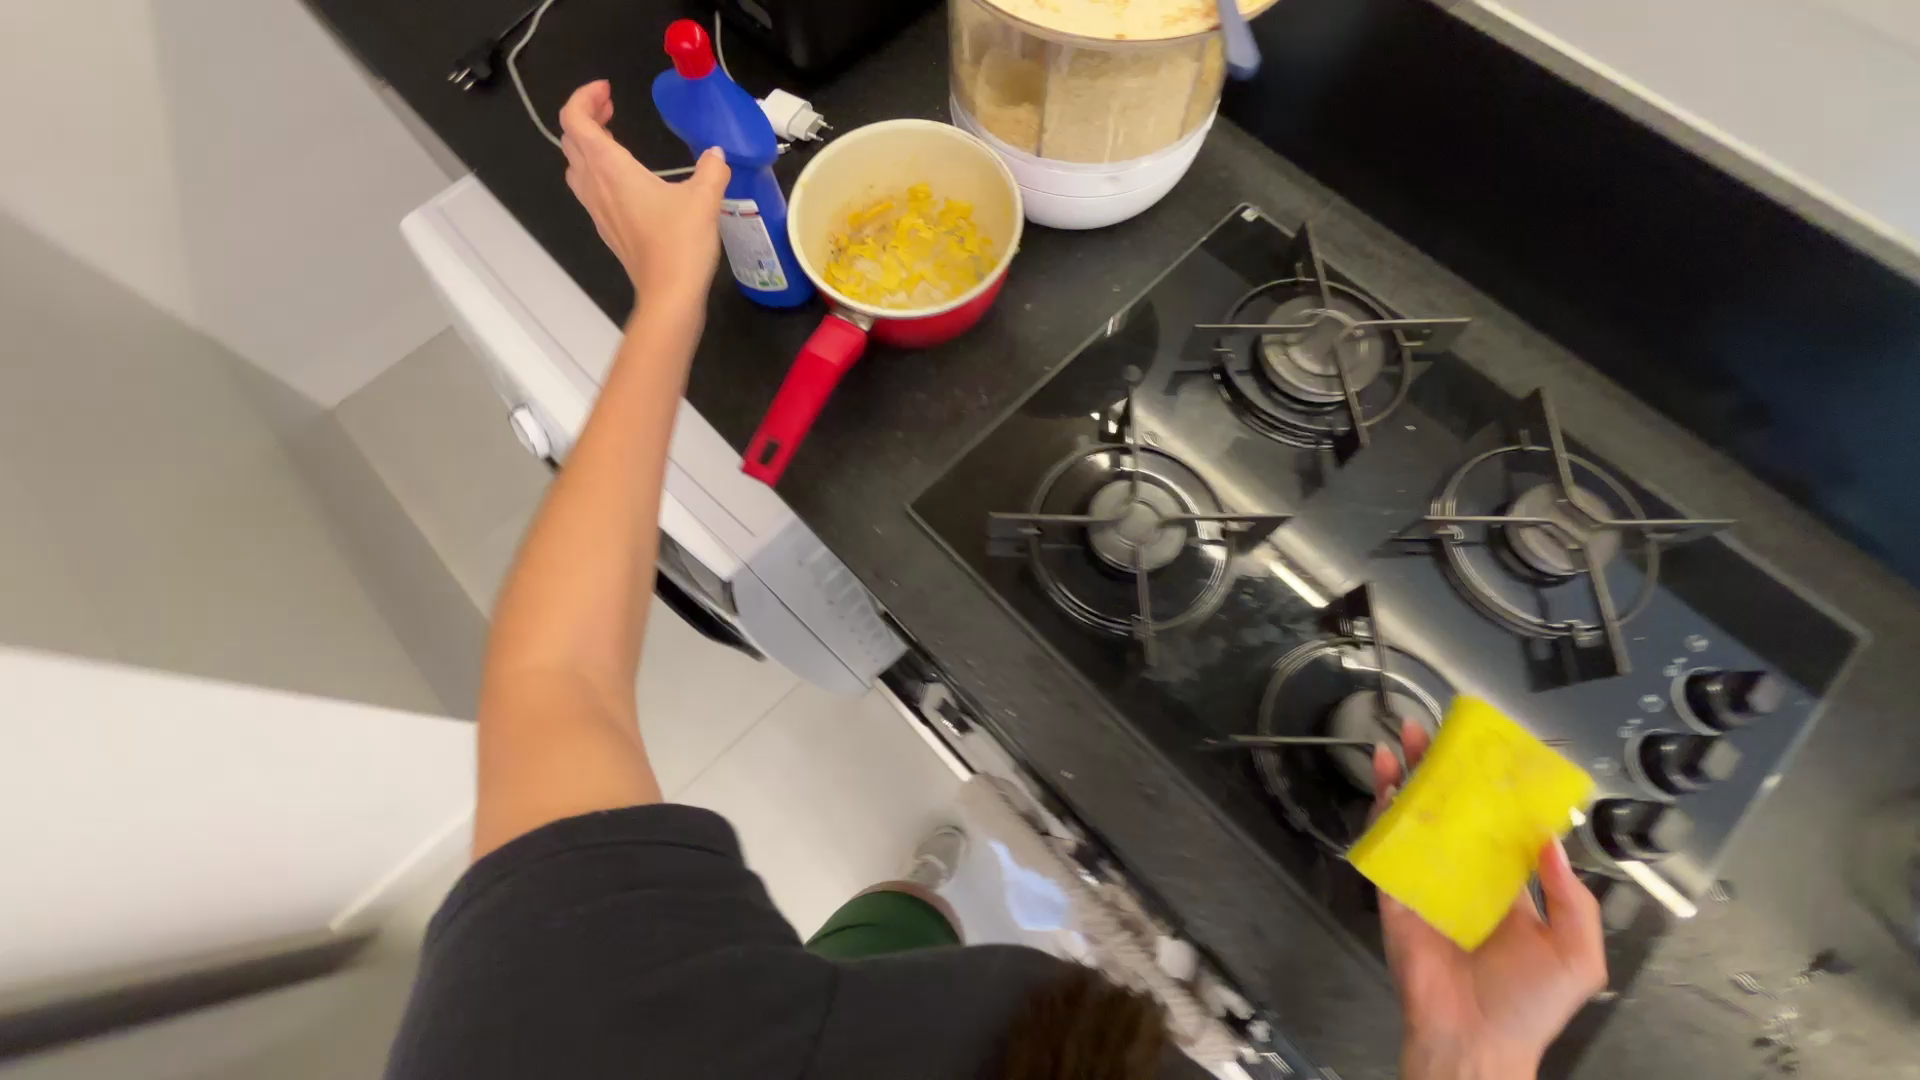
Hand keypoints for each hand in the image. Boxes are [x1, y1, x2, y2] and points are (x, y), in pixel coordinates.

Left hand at [558, 80, 730, 304]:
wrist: (670, 295)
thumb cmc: (681, 244)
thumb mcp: (704, 201)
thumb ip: (711, 171)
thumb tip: (716, 155)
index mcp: (610, 168)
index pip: (574, 119)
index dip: (584, 97)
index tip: (609, 91)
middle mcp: (595, 185)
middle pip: (571, 139)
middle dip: (587, 117)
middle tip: (612, 109)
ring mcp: (597, 210)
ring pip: (575, 166)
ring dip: (588, 146)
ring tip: (614, 141)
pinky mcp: (607, 230)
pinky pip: (589, 191)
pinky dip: (597, 173)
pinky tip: (624, 182)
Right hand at [1370, 721, 1607, 1079]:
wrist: (1474, 1040)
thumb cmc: (1529, 1002)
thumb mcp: (1576, 954)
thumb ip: (1573, 898)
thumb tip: (1552, 837)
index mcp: (1505, 887)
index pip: (1492, 826)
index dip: (1487, 790)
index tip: (1483, 755)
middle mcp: (1461, 873)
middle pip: (1445, 809)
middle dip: (1434, 769)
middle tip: (1426, 731)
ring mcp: (1422, 877)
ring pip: (1410, 816)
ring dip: (1403, 777)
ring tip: (1398, 741)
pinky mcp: (1392, 887)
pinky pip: (1385, 842)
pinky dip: (1381, 808)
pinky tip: (1382, 780)